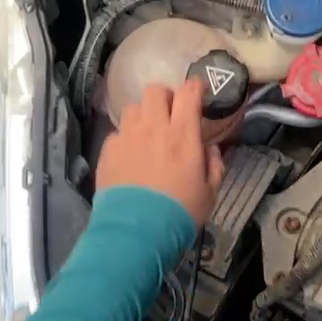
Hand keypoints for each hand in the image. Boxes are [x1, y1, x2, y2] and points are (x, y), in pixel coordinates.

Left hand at [96, 80, 224, 226]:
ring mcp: (127, 137)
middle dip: (165, 98)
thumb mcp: (209, 193)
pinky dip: (125, 138)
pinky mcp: (108, 151)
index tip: (197, 93)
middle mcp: (153, 128)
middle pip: (155, 91)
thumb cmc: (179, 213)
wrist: (137, 232)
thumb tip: (211, 150)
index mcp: (182, 135)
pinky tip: (129, 156)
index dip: (194, 88)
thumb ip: (213, 166)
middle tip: (169, 114)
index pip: (188, 92)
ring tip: (146, 133)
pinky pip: (117, 133)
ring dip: (142, 115)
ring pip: (133, 108)